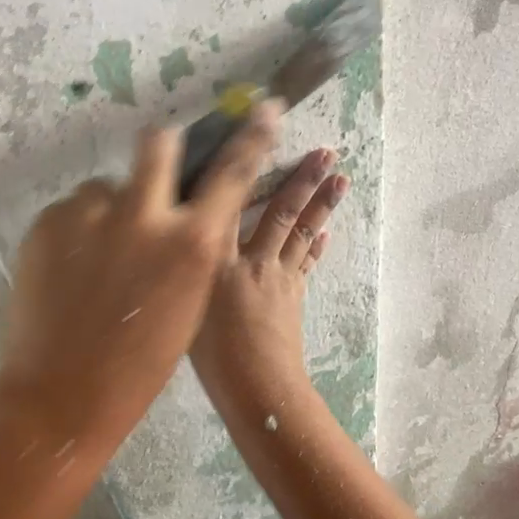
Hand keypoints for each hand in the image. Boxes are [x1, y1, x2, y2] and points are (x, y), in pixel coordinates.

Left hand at [0, 101, 283, 439]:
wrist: (64, 394)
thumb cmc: (141, 362)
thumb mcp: (189, 298)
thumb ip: (188, 246)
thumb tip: (176, 211)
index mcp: (193, 244)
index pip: (233, 171)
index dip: (253, 136)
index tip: (265, 107)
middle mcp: (145, 217)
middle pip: (157, 143)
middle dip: (160, 149)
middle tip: (151, 177)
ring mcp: (91, 215)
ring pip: (107, 188)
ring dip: (109, 209)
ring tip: (97, 257)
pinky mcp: (48, 222)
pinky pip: (73, 211)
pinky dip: (77, 232)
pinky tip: (72, 271)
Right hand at [191, 147, 348, 404]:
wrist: (258, 389)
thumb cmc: (212, 353)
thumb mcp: (184, 301)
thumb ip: (186, 264)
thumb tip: (178, 233)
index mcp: (220, 257)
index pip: (234, 198)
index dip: (249, 161)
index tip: (264, 129)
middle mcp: (254, 259)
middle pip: (281, 210)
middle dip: (303, 179)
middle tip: (326, 151)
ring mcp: (279, 277)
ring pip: (302, 231)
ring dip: (322, 203)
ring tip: (340, 177)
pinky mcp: (292, 296)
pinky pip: (305, 264)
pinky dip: (315, 245)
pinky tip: (325, 232)